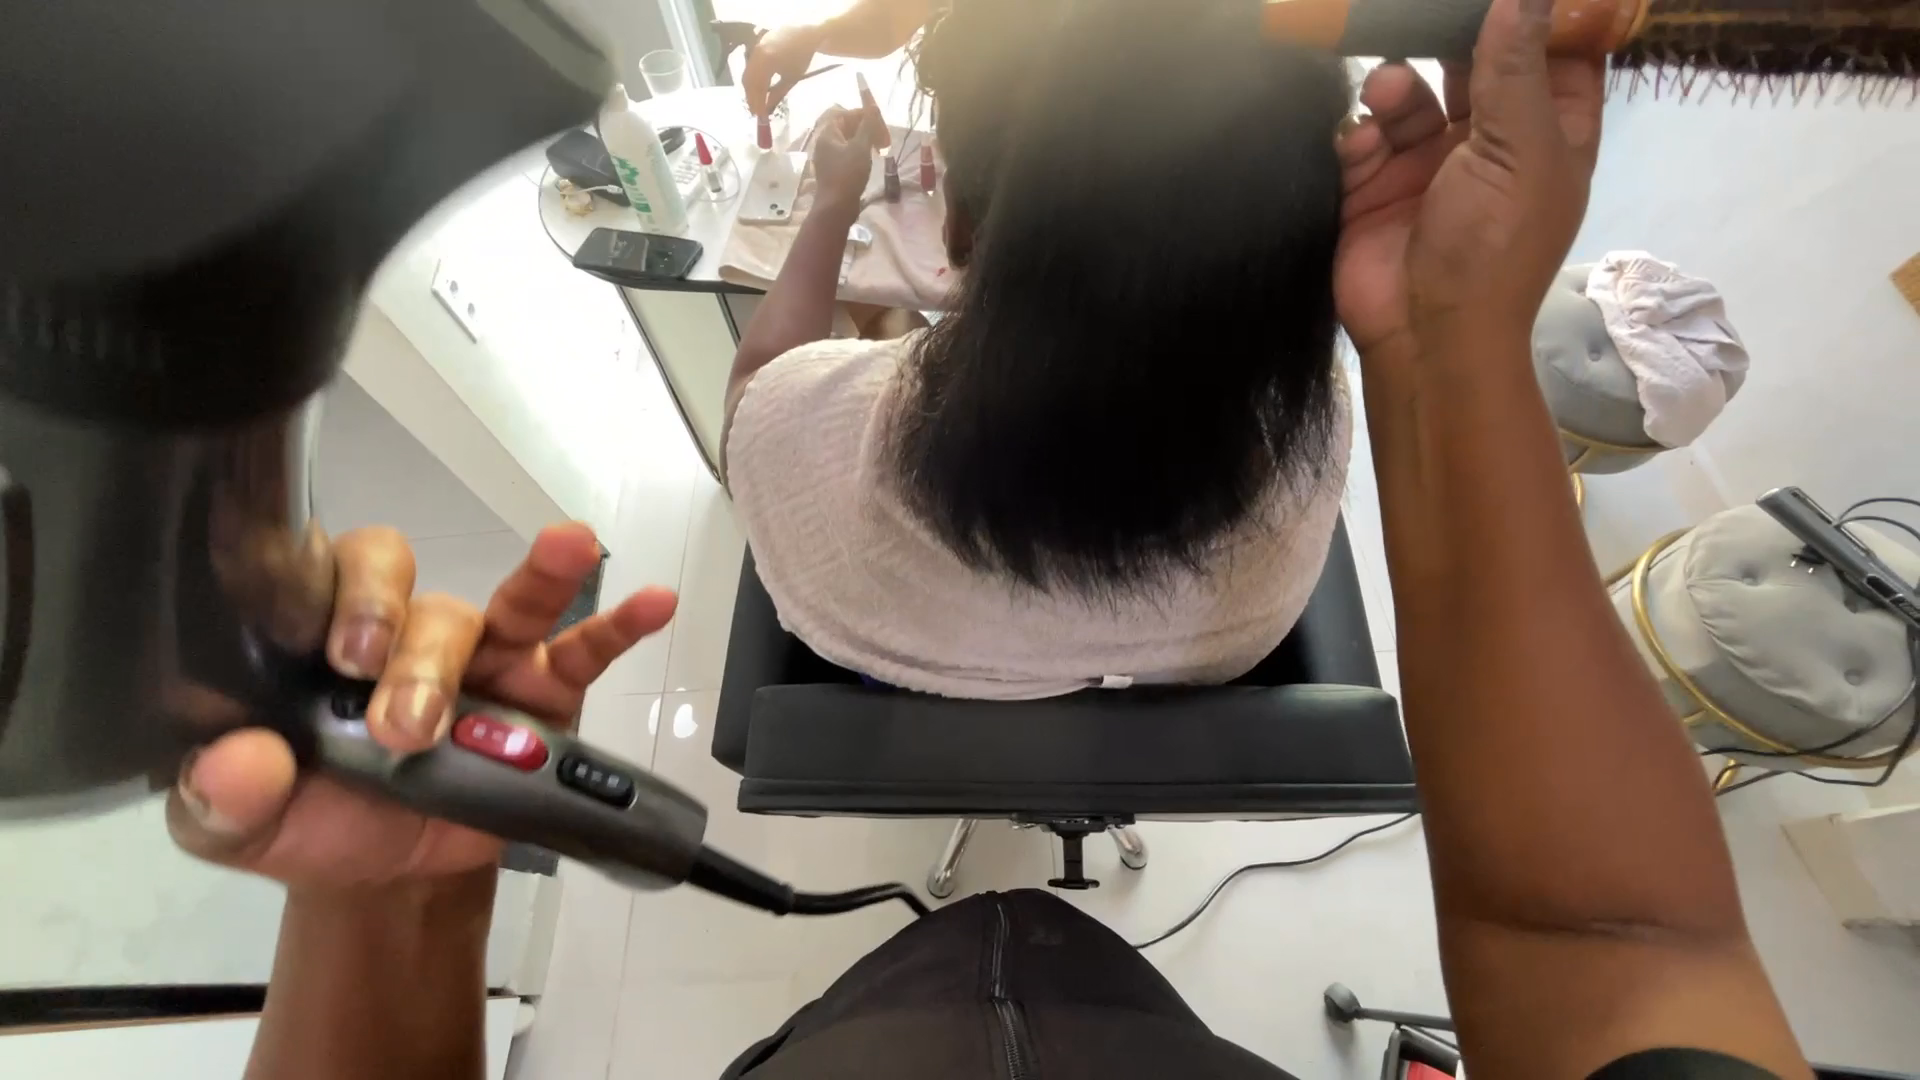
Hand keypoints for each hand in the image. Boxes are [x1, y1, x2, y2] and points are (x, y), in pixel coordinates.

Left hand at [167, 522, 676, 889]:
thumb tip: (238, 764)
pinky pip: (588, 645)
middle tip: (414, 725)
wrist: (402, 864)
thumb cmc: (324, 822)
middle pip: (432, 606)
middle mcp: (415, 637)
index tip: (350, 653)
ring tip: (572, 544)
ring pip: (514, 608)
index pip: (335, 577)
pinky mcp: (551, 683)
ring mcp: (493, 655)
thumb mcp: (247, 827)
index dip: (345, 594)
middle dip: (425, 657)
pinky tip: (655, 602)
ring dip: (542, 576)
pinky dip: (622, 625)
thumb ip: (222, 800)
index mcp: (331, 650)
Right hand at [743, 23, 825, 117]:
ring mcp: (755, 48)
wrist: (803, 34)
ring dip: (750, 90)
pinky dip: (752, 80)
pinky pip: (750, 66)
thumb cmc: (800, 58)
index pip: (757, 87)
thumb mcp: (790, 79)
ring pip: (747, 73)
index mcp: (767, 62)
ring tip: (755, 103)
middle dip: (751, 97)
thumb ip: (776, 94)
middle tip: (755, 112)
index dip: (757, 103)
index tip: (759, 117)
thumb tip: (766, 108)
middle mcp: (757, 53)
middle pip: (748, 81)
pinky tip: (757, 89)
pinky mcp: (756, 46)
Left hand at [809, 103, 883, 210]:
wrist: (836, 208)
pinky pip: (847, 156)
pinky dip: (859, 154)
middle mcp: (825, 143)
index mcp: (828, 133)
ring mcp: (828, 159)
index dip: (864, 115)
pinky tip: (870, 162)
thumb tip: (873, 106)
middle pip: (847, 128)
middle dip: (866, 129)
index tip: (880, 124)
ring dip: (864, 142)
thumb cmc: (848, 175)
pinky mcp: (833, 172)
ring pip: (848, 143)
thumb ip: (868, 125)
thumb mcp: (861, 147)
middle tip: (883, 139)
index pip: (846, 114)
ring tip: (879, 150)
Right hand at [1333, 0, 1604, 359]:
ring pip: (1411, 102)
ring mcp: (1422, 169)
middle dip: (1451, 38)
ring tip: (1386, 89)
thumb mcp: (1520, 152)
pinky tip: (1359, 141)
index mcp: (1546, 132)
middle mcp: (1486, 143)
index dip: (1537, 12)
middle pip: (1473, 67)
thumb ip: (1514, 71)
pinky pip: (1363, 145)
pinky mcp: (1369, 193)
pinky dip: (1358, 136)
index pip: (1553, 51)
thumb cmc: (1492, 246)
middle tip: (1424, 15)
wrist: (1422, 331)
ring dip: (1397, 88)